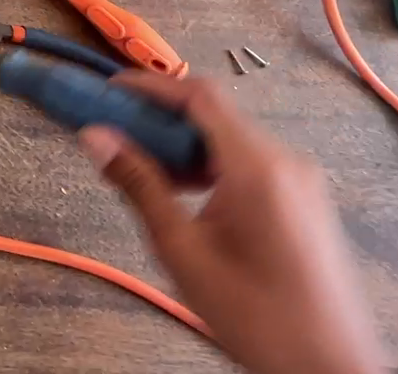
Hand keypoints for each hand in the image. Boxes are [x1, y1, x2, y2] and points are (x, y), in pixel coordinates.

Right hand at [79, 73, 385, 373]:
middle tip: (113, 132)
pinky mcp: (304, 201)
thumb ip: (138, 184)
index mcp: (258, 166)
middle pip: (212, 114)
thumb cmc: (255, 314)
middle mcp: (286, 161)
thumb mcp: (182, 249)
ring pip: (227, 137)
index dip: (149, 85)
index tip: (107, 90)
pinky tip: (181, 190)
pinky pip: (247, 161)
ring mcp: (301, 181)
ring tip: (139, 166)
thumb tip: (94, 135)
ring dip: (180, 142)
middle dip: (157, 117)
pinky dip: (207, 161)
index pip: (199, 96)